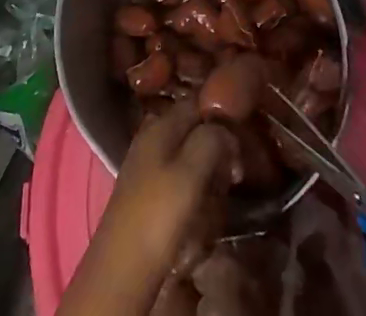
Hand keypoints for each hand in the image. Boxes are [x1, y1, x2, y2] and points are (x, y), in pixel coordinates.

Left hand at [57, 100, 235, 315]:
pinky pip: (179, 174)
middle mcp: (151, 136)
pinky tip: (202, 204)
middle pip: (193, 128)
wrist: (123, 263)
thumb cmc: (159, 213)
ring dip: (208, 168)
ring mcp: (146, 162)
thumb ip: (211, 139)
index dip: (221, 116)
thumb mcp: (191, 171)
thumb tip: (224, 129)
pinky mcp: (147, 188)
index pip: (197, 102)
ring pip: (188, 152)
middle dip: (216, 146)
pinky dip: (195, 184)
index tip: (242, 139)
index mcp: (160, 125)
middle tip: (233, 172)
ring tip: (220, 190)